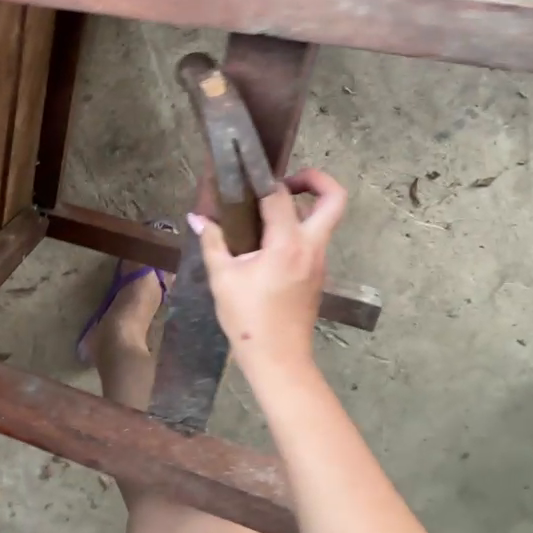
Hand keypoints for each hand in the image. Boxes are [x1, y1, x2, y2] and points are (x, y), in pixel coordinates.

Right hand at [190, 168, 346, 363]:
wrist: (277, 358)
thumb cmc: (248, 319)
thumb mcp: (222, 278)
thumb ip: (212, 242)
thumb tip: (198, 218)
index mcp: (288, 244)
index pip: (281, 196)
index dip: (264, 179)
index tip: (246, 174)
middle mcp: (311, 247)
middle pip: (334, 199)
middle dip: (315, 179)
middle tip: (285, 181)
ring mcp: (319, 261)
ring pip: (323, 220)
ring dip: (300, 207)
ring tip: (263, 212)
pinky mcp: (316, 274)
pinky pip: (312, 240)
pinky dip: (294, 230)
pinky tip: (264, 242)